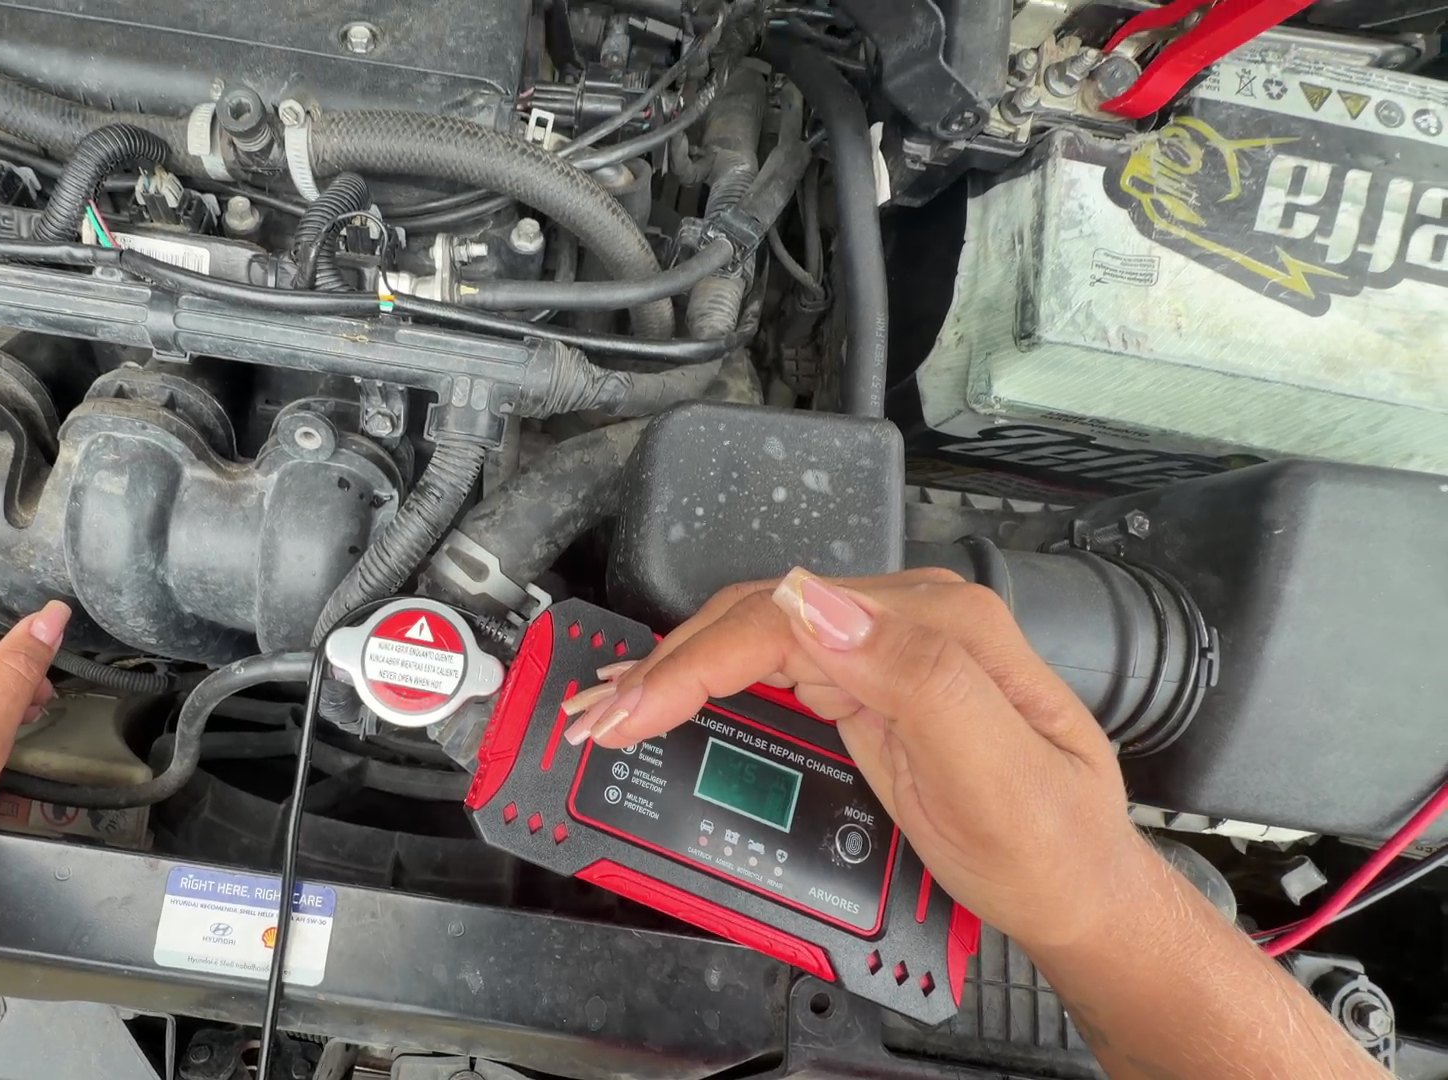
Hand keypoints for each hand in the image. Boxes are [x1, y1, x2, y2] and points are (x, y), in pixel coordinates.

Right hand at [562, 569, 1155, 949]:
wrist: (1075, 884)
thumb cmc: (1047, 843)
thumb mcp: (995, 772)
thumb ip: (912, 673)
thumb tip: (809, 601)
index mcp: (932, 624)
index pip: (778, 624)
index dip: (692, 664)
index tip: (631, 712)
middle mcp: (898, 616)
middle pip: (750, 619)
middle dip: (663, 667)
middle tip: (598, 715)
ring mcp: (873, 640)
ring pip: (744, 634)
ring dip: (671, 668)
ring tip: (614, 702)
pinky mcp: (854, 669)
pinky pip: (760, 658)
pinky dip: (703, 676)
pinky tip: (668, 687)